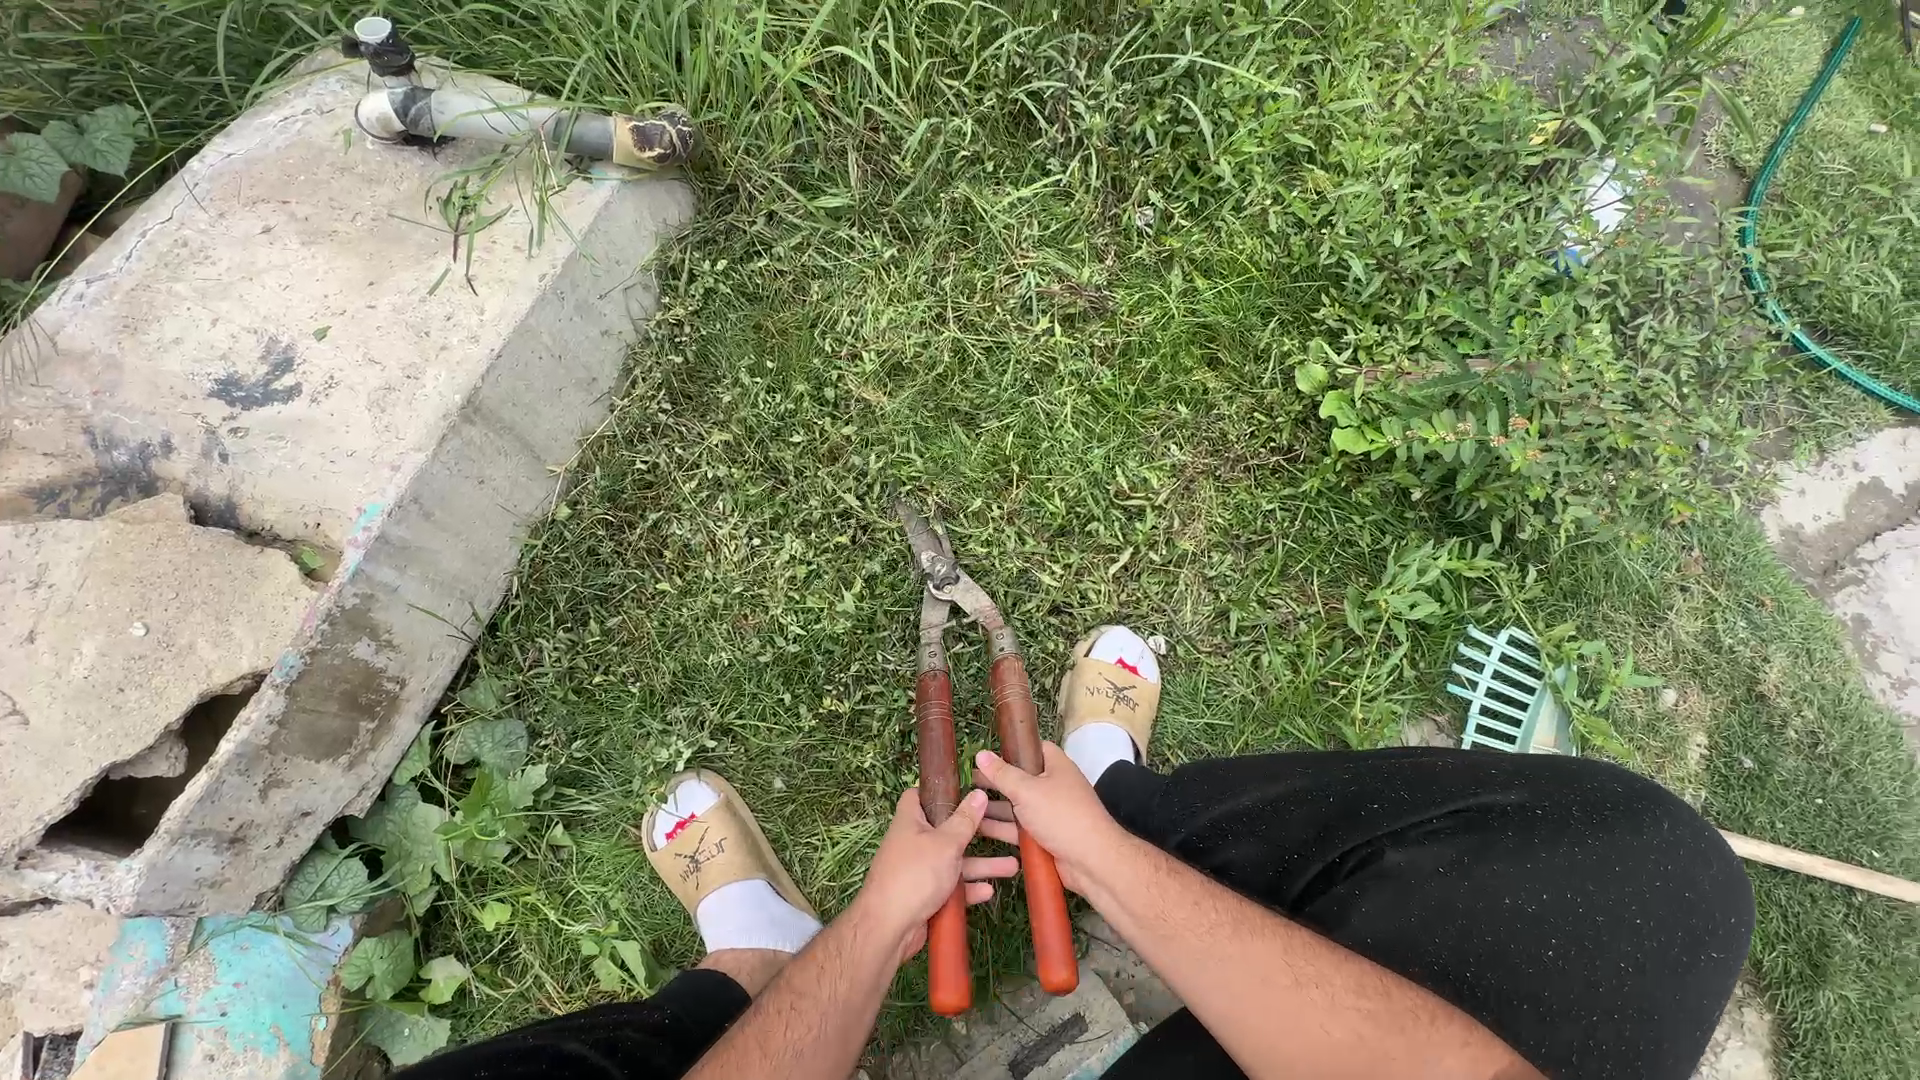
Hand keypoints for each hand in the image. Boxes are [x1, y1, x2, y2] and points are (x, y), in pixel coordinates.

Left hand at [852, 788, 1018, 963]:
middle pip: (946, 830)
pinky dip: (967, 888)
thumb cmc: (916, 874)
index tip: (965, 790)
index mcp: (910, 820)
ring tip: (1012, 866)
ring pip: (953, 861)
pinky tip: (988, 891)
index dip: (938, 790)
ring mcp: (918, 870)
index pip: (919, 795)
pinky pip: (950, 887)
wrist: (889, 928)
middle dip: (975, 833)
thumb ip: (965, 820)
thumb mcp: (946, 843)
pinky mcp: (924, 895)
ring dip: (980, 864)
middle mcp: (913, 842)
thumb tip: (979, 793)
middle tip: (1002, 830)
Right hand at [973, 742, 1131, 895]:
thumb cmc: (1061, 816)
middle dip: (996, 781)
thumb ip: (1002, 774)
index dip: (1011, 749)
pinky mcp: (1046, 836)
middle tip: (968, 781)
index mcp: (1056, 765)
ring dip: (995, 807)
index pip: (1032, 748)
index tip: (987, 754)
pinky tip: (978, 827)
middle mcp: (1054, 785)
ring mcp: (1050, 812)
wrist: (1091, 861)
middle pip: (1021, 778)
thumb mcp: (1027, 791)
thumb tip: (982, 754)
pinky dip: (1003, 827)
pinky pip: (1020, 828)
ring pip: (1018, 806)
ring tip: (967, 805)